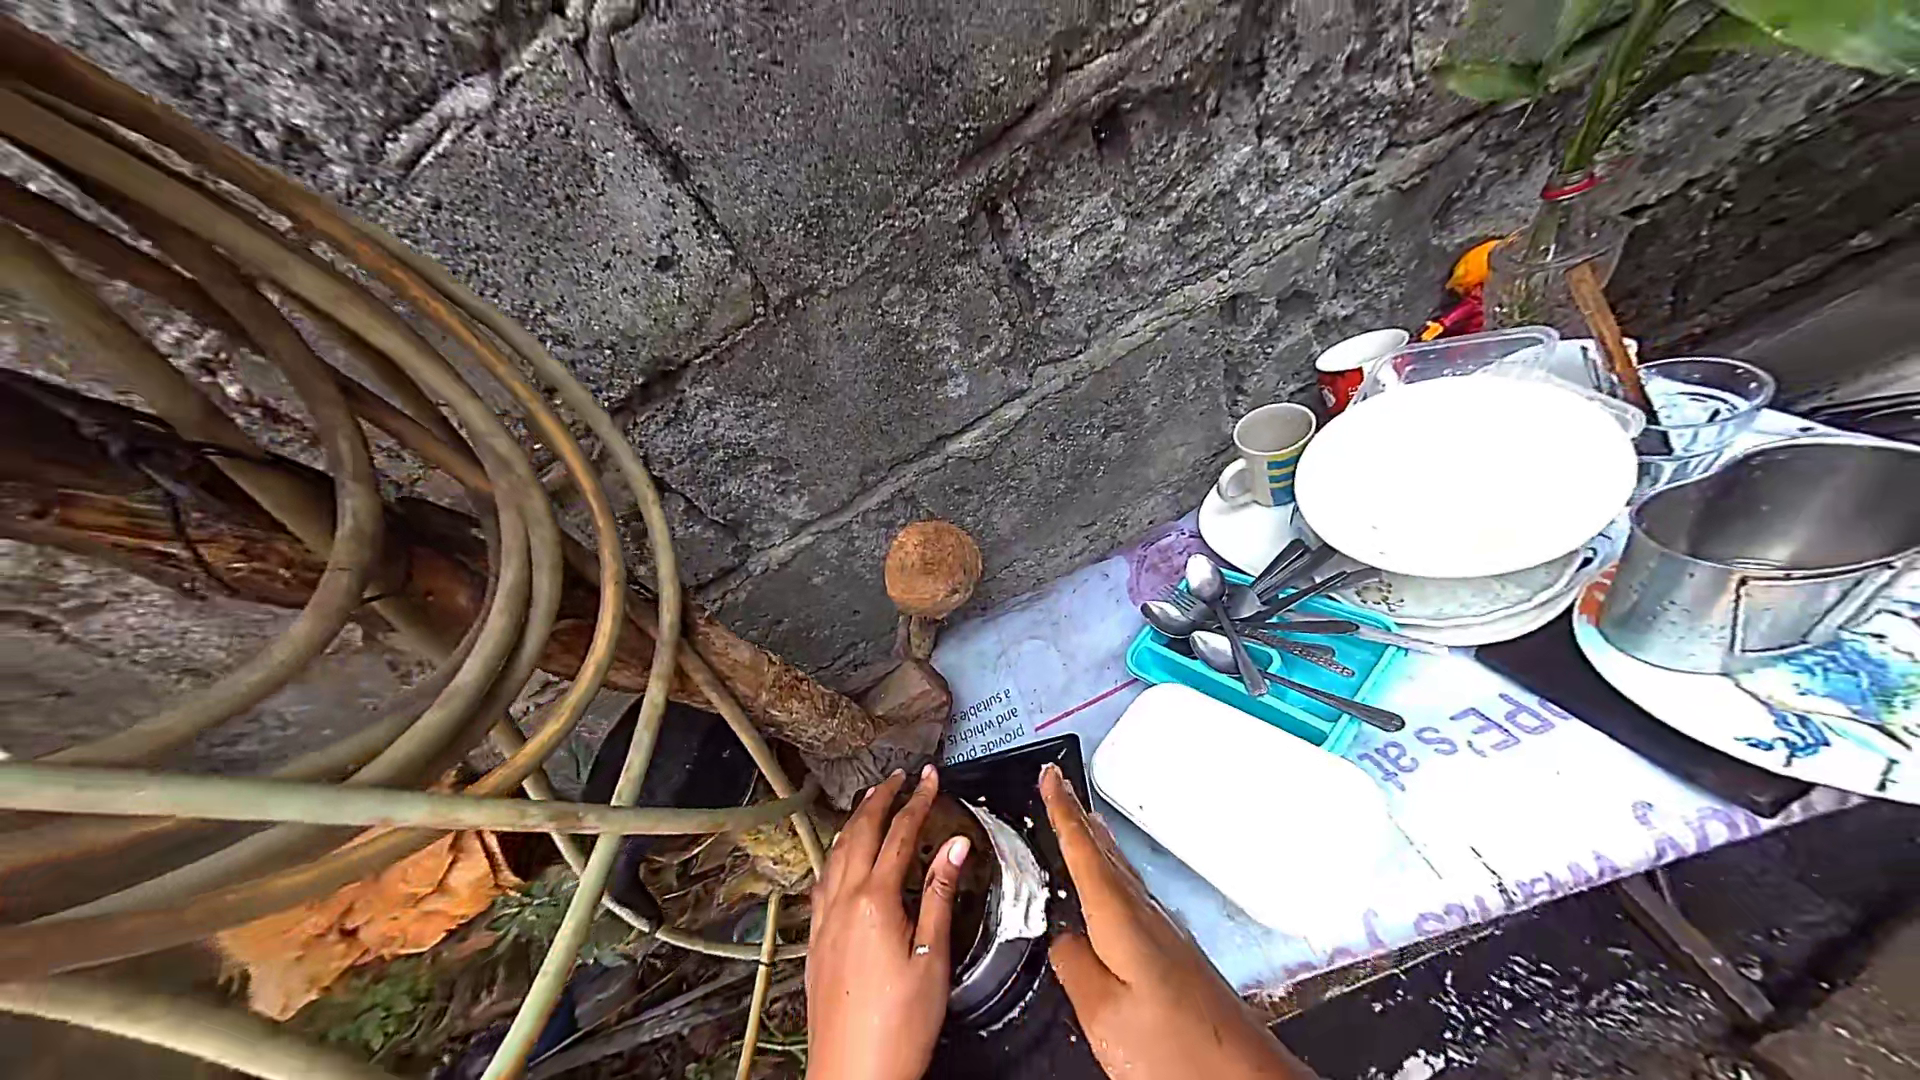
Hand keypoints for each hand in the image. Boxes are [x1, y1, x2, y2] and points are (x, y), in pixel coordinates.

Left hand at [806, 766, 970, 1079]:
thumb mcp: (932, 958)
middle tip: (898, 777)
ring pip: (837, 850)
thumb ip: (939, 894)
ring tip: (871, 800)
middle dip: (881, 797)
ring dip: (856, 818)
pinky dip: (836, 851)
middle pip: (861, 831)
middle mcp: (843, 901)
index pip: (900, 834)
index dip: (917, 801)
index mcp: (875, 901)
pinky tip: (841, 854)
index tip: (928, 778)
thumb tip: (956, 845)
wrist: (851, 1079)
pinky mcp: (817, 938)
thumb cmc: (897, 1028)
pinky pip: (823, 877)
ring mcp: (825, 919)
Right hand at [1041, 763, 1316, 1079]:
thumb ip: (1074, 966)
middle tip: (1059, 785)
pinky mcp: (1174, 952)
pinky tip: (1112, 879)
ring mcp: (1163, 930)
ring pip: (1119, 867)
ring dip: (1095, 838)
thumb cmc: (1177, 1049)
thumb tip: (1062, 938)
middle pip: (1104, 850)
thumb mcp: (1104, 1013)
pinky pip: (1131, 891)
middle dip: (1077, 814)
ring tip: (1080, 817)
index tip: (1051, 775)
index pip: (1083, 848)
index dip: (1062, 809)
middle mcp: (1144, 913)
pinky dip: (1112, 868)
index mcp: (1120, 917)